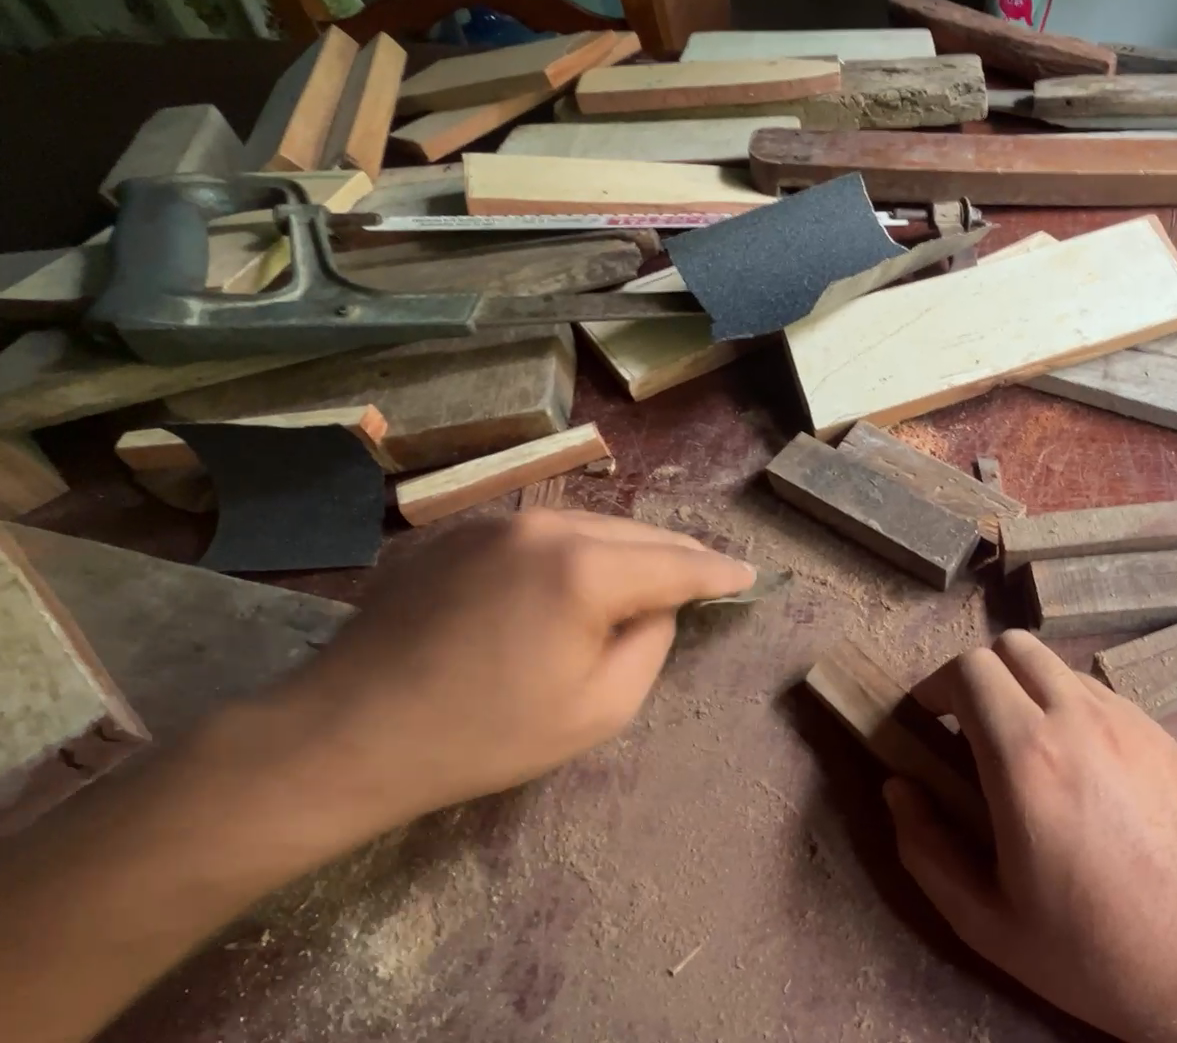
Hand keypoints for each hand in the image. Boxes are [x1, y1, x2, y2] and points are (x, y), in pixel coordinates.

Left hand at [281, 510, 754, 832]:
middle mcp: (547, 527)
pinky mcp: (459, 533)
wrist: (344, 735)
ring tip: (651, 574)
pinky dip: (579, 549)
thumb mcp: (599, 708)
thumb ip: (650, 644)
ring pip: (593, 525)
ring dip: (629, 549)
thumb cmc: (484, 735)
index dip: (719, 572)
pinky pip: (545, 533)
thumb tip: (657, 606)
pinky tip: (580, 575)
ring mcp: (496, 523)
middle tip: (710, 574)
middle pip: (639, 533)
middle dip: (679, 554)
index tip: (749, 576)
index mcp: (586, 571)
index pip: (677, 564)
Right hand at [883, 631, 1176, 1042]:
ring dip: (1024, 688)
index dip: (935, 686)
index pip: (969, 669)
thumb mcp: (985, 919)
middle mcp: (1077, 719)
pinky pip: (1096, 692)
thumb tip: (898, 788)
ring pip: (1056, 664)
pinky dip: (1067, 705)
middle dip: (976, 674)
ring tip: (1022, 747)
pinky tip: (1075, 765)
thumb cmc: (1091, 949)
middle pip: (1012, 646)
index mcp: (1027, 758)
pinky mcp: (1160, 731)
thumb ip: (926, 848)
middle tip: (967, 726)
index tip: (926, 721)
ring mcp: (1126, 719)